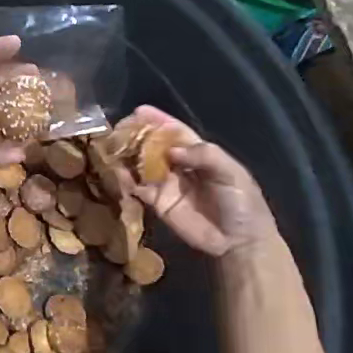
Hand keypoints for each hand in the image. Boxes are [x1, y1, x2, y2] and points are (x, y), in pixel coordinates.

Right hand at [118, 106, 275, 257]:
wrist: (239, 241)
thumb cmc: (241, 202)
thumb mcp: (231, 173)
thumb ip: (204, 156)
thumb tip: (171, 151)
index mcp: (199, 153)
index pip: (175, 132)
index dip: (158, 120)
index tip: (139, 110)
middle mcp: (179, 165)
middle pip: (154, 146)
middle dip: (137, 135)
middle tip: (118, 129)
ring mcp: (166, 184)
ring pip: (142, 165)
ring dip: (127, 155)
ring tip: (110, 147)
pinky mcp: (157, 203)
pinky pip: (137, 188)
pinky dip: (125, 181)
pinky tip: (115, 173)